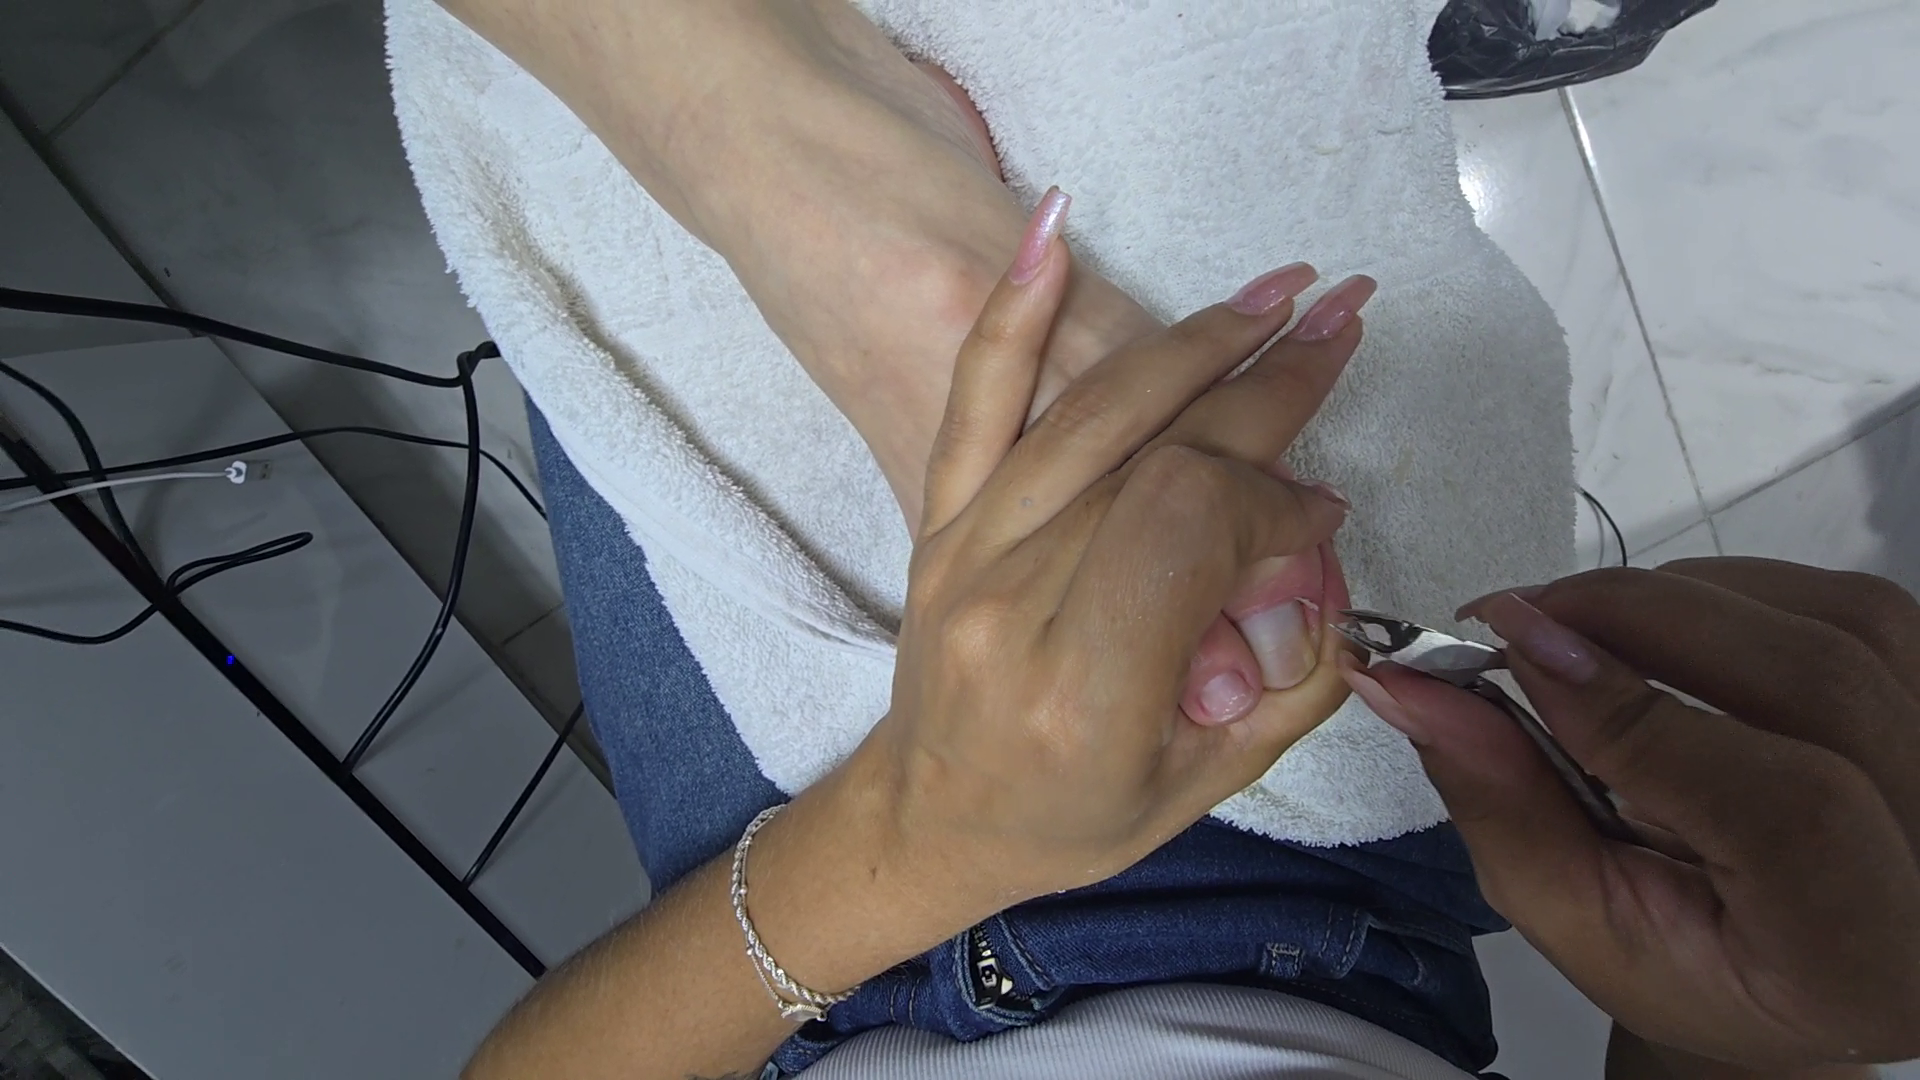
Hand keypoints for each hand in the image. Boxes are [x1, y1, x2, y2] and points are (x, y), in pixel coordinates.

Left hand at [845, 190, 1362, 919]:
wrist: (931, 814)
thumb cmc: (1069, 819)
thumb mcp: (1204, 783)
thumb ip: (1286, 667)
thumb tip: (1312, 530)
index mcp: (1081, 685)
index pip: (1196, 521)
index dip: (1275, 500)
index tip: (1314, 514)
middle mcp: (1012, 602)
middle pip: (1154, 454)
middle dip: (1262, 385)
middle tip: (1341, 316)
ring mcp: (963, 550)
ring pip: (1089, 413)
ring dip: (1190, 340)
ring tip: (1272, 291)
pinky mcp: (937, 524)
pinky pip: (973, 404)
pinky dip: (1012, 313)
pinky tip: (1052, 228)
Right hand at [1344, 560, 1919, 1067]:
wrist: (1778, 965)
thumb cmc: (1658, 955)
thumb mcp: (1549, 902)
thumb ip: (1487, 793)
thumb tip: (1401, 680)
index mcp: (1857, 949)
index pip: (1780, 806)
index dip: (1631, 709)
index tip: (1504, 640)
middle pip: (1815, 680)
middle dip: (1632, 617)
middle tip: (1511, 615)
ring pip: (1839, 623)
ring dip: (1674, 598)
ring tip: (1574, 627)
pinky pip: (1849, 605)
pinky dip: (1725, 593)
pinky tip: (1656, 631)